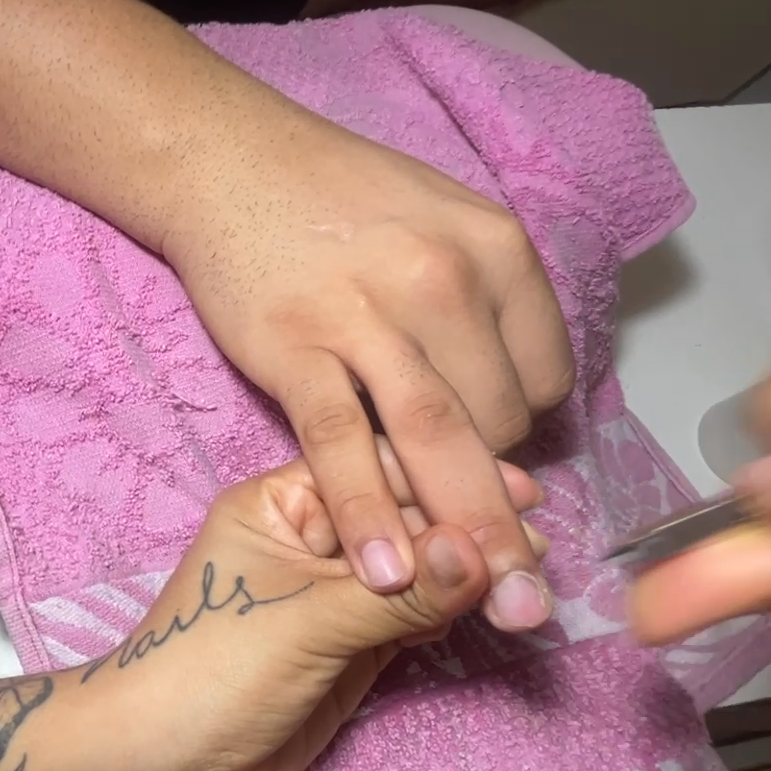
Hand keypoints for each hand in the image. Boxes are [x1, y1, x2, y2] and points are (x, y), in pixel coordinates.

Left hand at [103, 445, 545, 770]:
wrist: (165, 767)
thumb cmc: (213, 671)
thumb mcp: (306, 622)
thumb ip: (400, 590)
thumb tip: (486, 546)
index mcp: (281, 502)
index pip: (374, 472)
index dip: (445, 482)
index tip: (522, 498)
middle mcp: (309, 536)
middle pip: (401, 519)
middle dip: (465, 534)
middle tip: (534, 552)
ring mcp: (331, 592)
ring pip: (413, 569)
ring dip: (466, 575)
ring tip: (526, 581)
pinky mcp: (349, 642)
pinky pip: (410, 614)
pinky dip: (447, 611)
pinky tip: (486, 606)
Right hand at [164, 118, 568, 631]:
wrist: (231, 163)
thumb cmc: (335, 198)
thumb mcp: (439, 220)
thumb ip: (480, 300)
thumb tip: (494, 388)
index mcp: (495, 250)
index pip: (539, 377)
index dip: (519, 440)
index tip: (487, 473)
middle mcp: (443, 282)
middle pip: (495, 420)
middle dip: (515, 517)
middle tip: (536, 600)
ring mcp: (366, 317)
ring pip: (431, 438)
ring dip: (462, 529)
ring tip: (487, 607)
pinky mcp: (296, 349)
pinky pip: (342, 441)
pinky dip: (368, 511)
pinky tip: (384, 569)